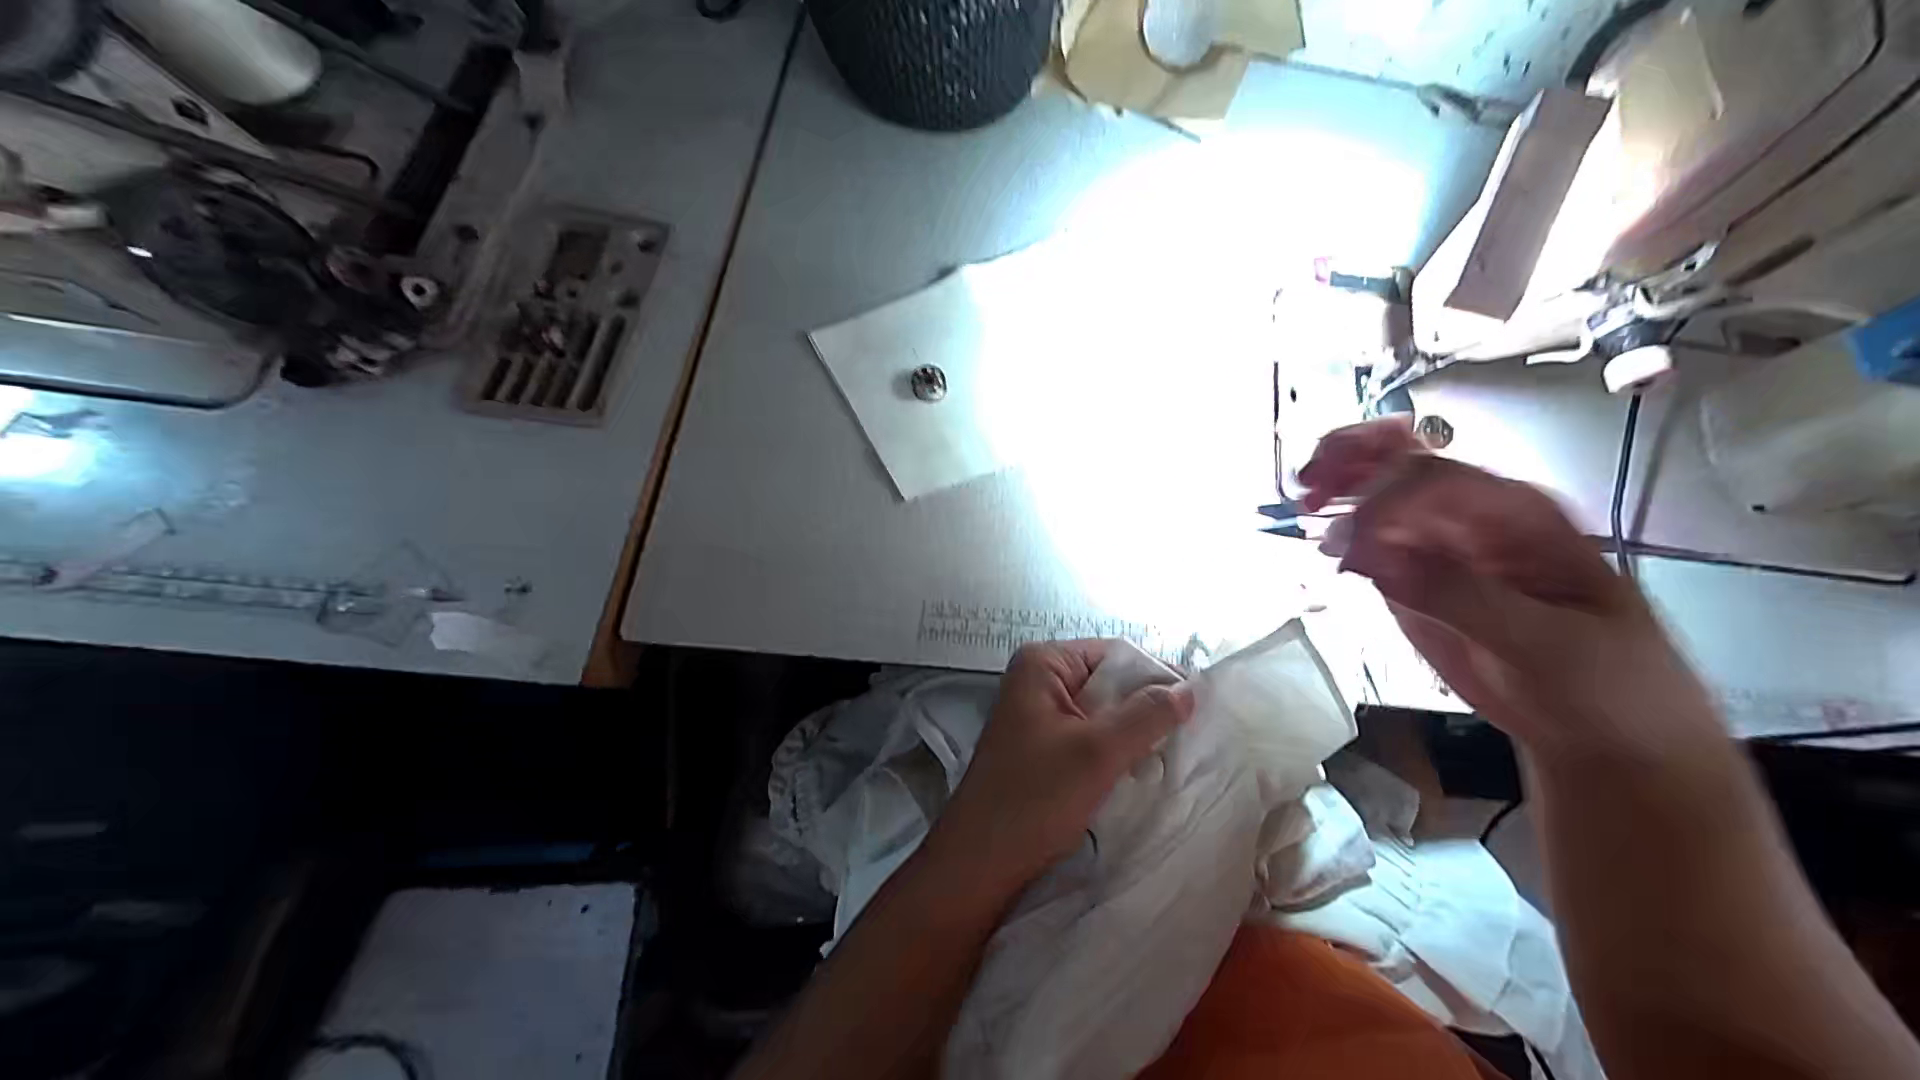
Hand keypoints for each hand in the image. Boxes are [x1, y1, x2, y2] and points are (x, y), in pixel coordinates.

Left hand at [923, 640, 1193, 897]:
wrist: (981, 860)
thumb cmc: (1035, 798)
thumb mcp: (1098, 752)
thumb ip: (1146, 716)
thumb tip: (1190, 690)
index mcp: (1043, 663)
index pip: (1116, 654)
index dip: (1158, 677)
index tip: (1198, 710)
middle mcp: (1039, 679)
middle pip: (1111, 681)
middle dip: (1146, 710)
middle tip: (1184, 740)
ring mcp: (1040, 712)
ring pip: (1104, 711)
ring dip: (1133, 734)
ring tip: (1164, 760)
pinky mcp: (1044, 744)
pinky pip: (1091, 735)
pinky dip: (1115, 751)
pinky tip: (1136, 773)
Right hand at [1299, 419, 1719, 756]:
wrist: (1604, 731)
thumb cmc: (1603, 684)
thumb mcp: (1544, 643)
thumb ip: (1462, 597)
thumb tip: (1377, 558)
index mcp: (1520, 516)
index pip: (1437, 480)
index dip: (1383, 501)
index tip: (1349, 545)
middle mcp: (1473, 517)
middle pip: (1405, 462)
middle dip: (1351, 459)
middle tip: (1309, 483)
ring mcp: (1440, 546)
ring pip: (1379, 493)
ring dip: (1337, 486)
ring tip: (1304, 504)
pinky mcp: (1413, 577)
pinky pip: (1369, 540)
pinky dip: (1340, 531)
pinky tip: (1322, 544)